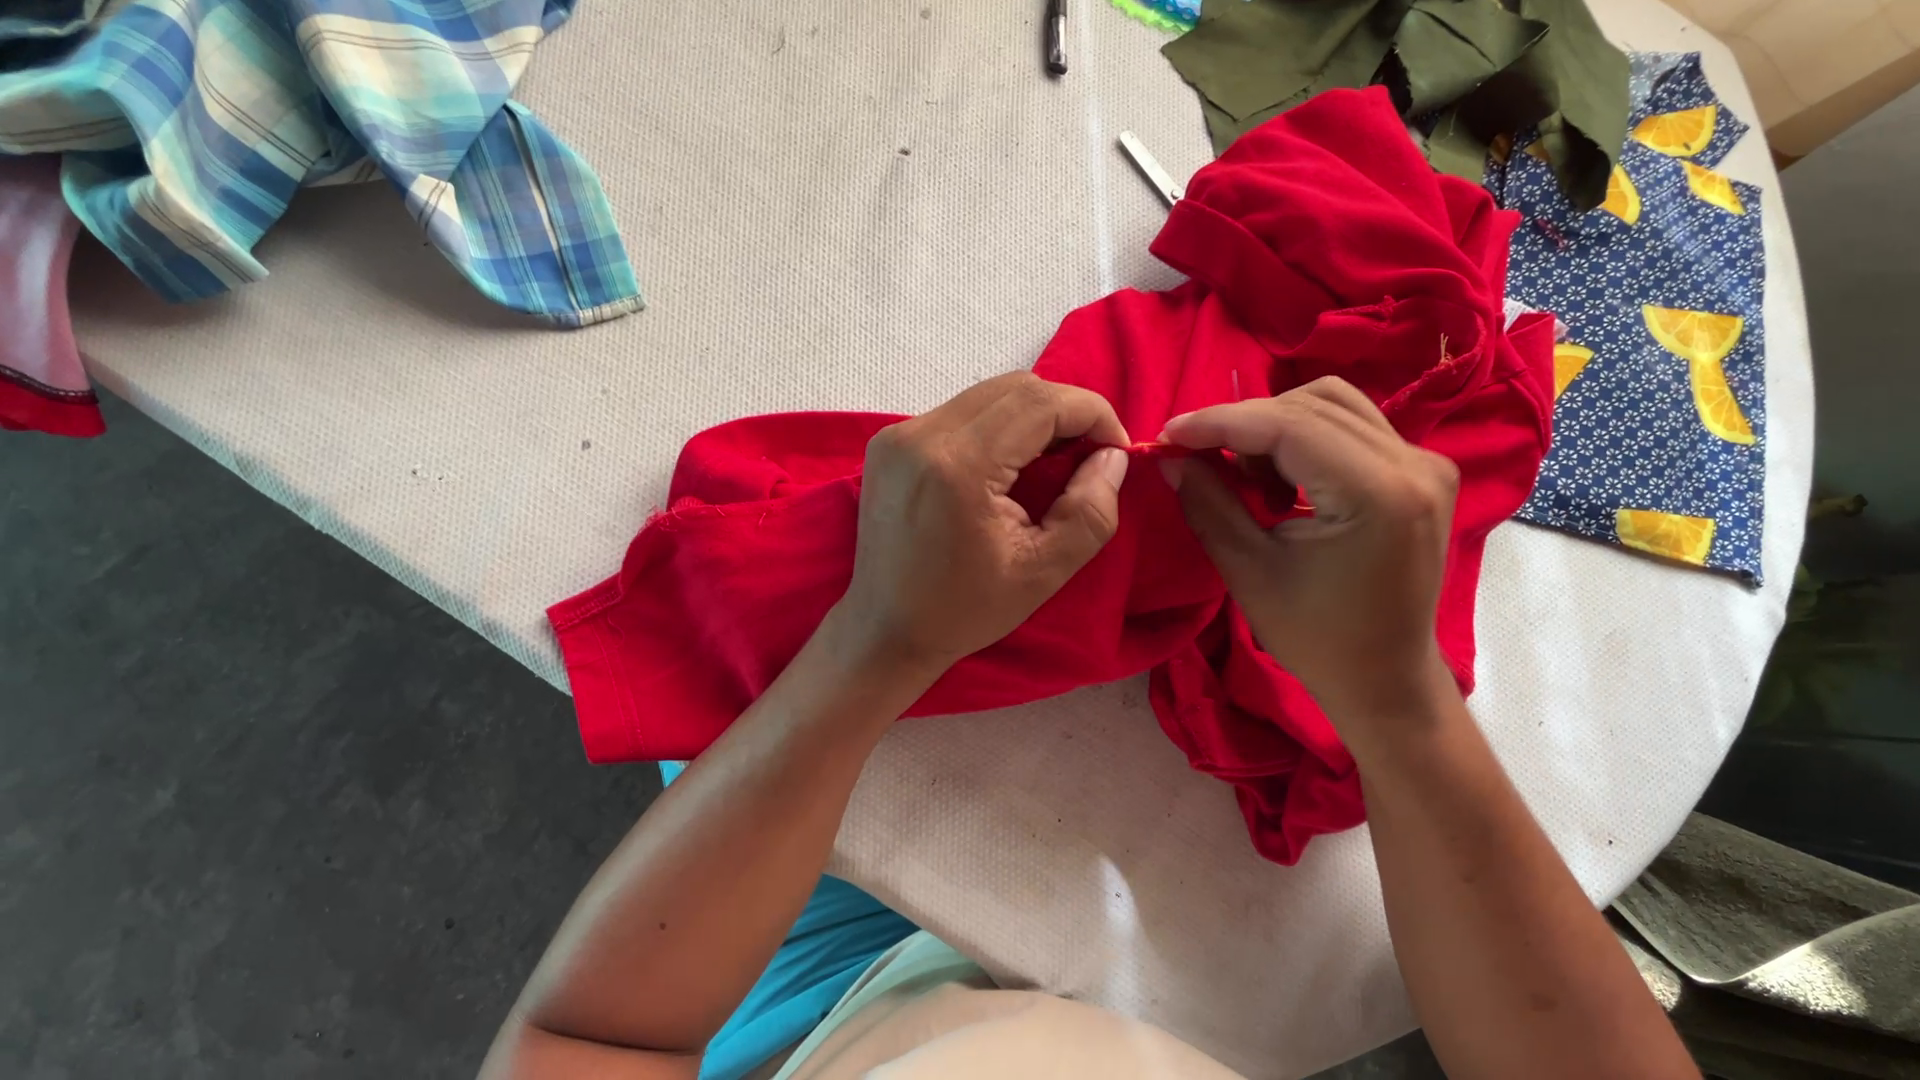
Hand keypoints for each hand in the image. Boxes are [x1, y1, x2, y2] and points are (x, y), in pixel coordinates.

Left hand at [834, 372, 1130, 676]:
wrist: (885, 629)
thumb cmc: (964, 609)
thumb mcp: (1043, 572)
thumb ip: (1091, 511)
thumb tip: (1112, 456)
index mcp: (958, 466)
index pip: (1041, 402)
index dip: (1092, 414)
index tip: (1116, 451)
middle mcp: (921, 434)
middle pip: (1015, 388)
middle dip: (1065, 411)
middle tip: (1090, 455)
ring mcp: (898, 434)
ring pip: (987, 395)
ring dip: (1032, 416)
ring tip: (1055, 460)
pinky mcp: (889, 442)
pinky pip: (960, 412)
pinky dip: (998, 426)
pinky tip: (1010, 465)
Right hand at [1160, 377, 1457, 750]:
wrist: (1384, 677)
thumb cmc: (1315, 637)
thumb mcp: (1248, 571)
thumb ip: (1209, 504)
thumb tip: (1171, 458)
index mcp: (1377, 493)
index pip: (1289, 425)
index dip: (1221, 422)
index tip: (1169, 434)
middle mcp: (1413, 463)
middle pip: (1312, 404)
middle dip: (1244, 423)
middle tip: (1198, 458)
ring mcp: (1425, 463)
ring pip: (1334, 404)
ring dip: (1275, 427)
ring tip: (1244, 475)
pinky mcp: (1423, 471)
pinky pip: (1353, 426)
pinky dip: (1305, 439)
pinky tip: (1281, 481)